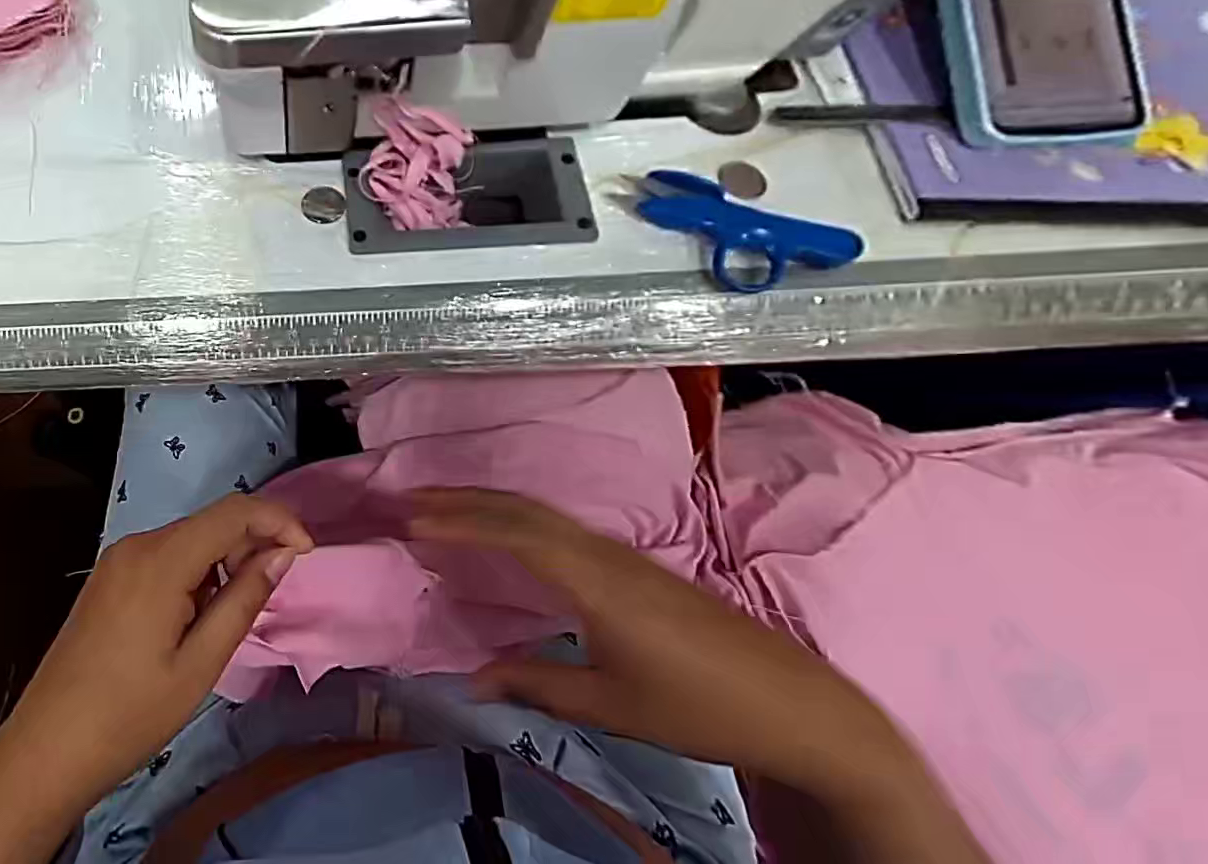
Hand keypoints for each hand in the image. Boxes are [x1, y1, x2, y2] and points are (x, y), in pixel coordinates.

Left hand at [0, 494, 311, 863]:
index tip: (306, 552)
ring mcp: (119, 558)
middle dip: (252, 543)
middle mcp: (138, 544)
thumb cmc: (130, 713)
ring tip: (231, 612)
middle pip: (211, 521)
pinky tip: (198, 613)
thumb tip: (282, 555)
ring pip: (191, 537)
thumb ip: (244, 599)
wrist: (45, 750)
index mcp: (161, 559)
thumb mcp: (200, 663)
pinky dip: (197, 570)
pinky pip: (167, 554)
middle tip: (271, 589)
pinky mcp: (110, 575)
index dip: (277, 520)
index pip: (233, 511)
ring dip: (225, 560)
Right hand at [409, 489, 913, 796]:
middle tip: (411, 500)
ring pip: (541, 512)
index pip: (514, 532)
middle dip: (463, 499)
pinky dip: (516, 518)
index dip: (460, 521)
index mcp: (593, 580)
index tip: (412, 519)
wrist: (797, 705)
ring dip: (488, 504)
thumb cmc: (699, 706)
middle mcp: (602, 552)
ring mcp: (620, 552)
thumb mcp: (611, 705)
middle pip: (523, 509)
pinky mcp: (631, 562)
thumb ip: (537, 684)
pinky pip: (558, 525)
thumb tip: (472, 679)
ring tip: (442, 508)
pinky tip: (504, 532)